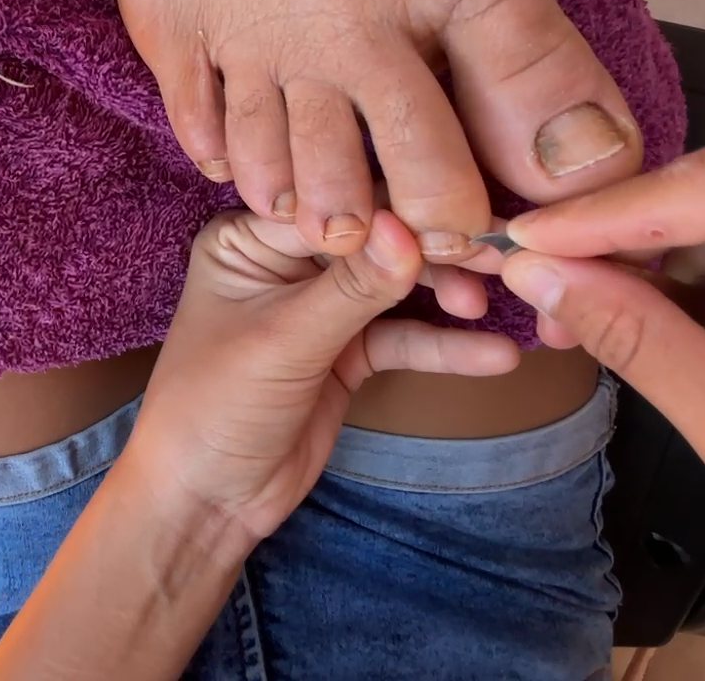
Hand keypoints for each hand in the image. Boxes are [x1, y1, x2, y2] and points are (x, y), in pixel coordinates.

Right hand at [24, 0, 642, 258]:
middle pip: (354, 181)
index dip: (475, 223)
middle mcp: (312, 46)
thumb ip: (525, 43)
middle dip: (389, 233)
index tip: (485, 247)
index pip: (451, 172)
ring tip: (324, 229)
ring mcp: (226, 30)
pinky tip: (229, 164)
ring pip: (271, 156)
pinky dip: (218, 149)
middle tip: (402, 262)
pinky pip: (191, 109)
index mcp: (403, 19)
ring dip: (304, 202)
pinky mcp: (159, 8)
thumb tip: (585, 161)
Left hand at [129, 209, 520, 542]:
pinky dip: (442, 347)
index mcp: (246, 239)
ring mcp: (317, 306)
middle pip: (367, 242)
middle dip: (427, 251)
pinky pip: (399, 338)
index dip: (391, 212)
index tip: (456, 220)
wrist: (207, 499)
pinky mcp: (344, 350)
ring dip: (442, 293)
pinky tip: (495, 354)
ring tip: (496, 300)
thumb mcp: (283, 341)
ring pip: (390, 286)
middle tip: (497, 257)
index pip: (327, 207)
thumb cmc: (216, 406)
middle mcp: (282, 262)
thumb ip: (351, 290)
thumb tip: (410, 231)